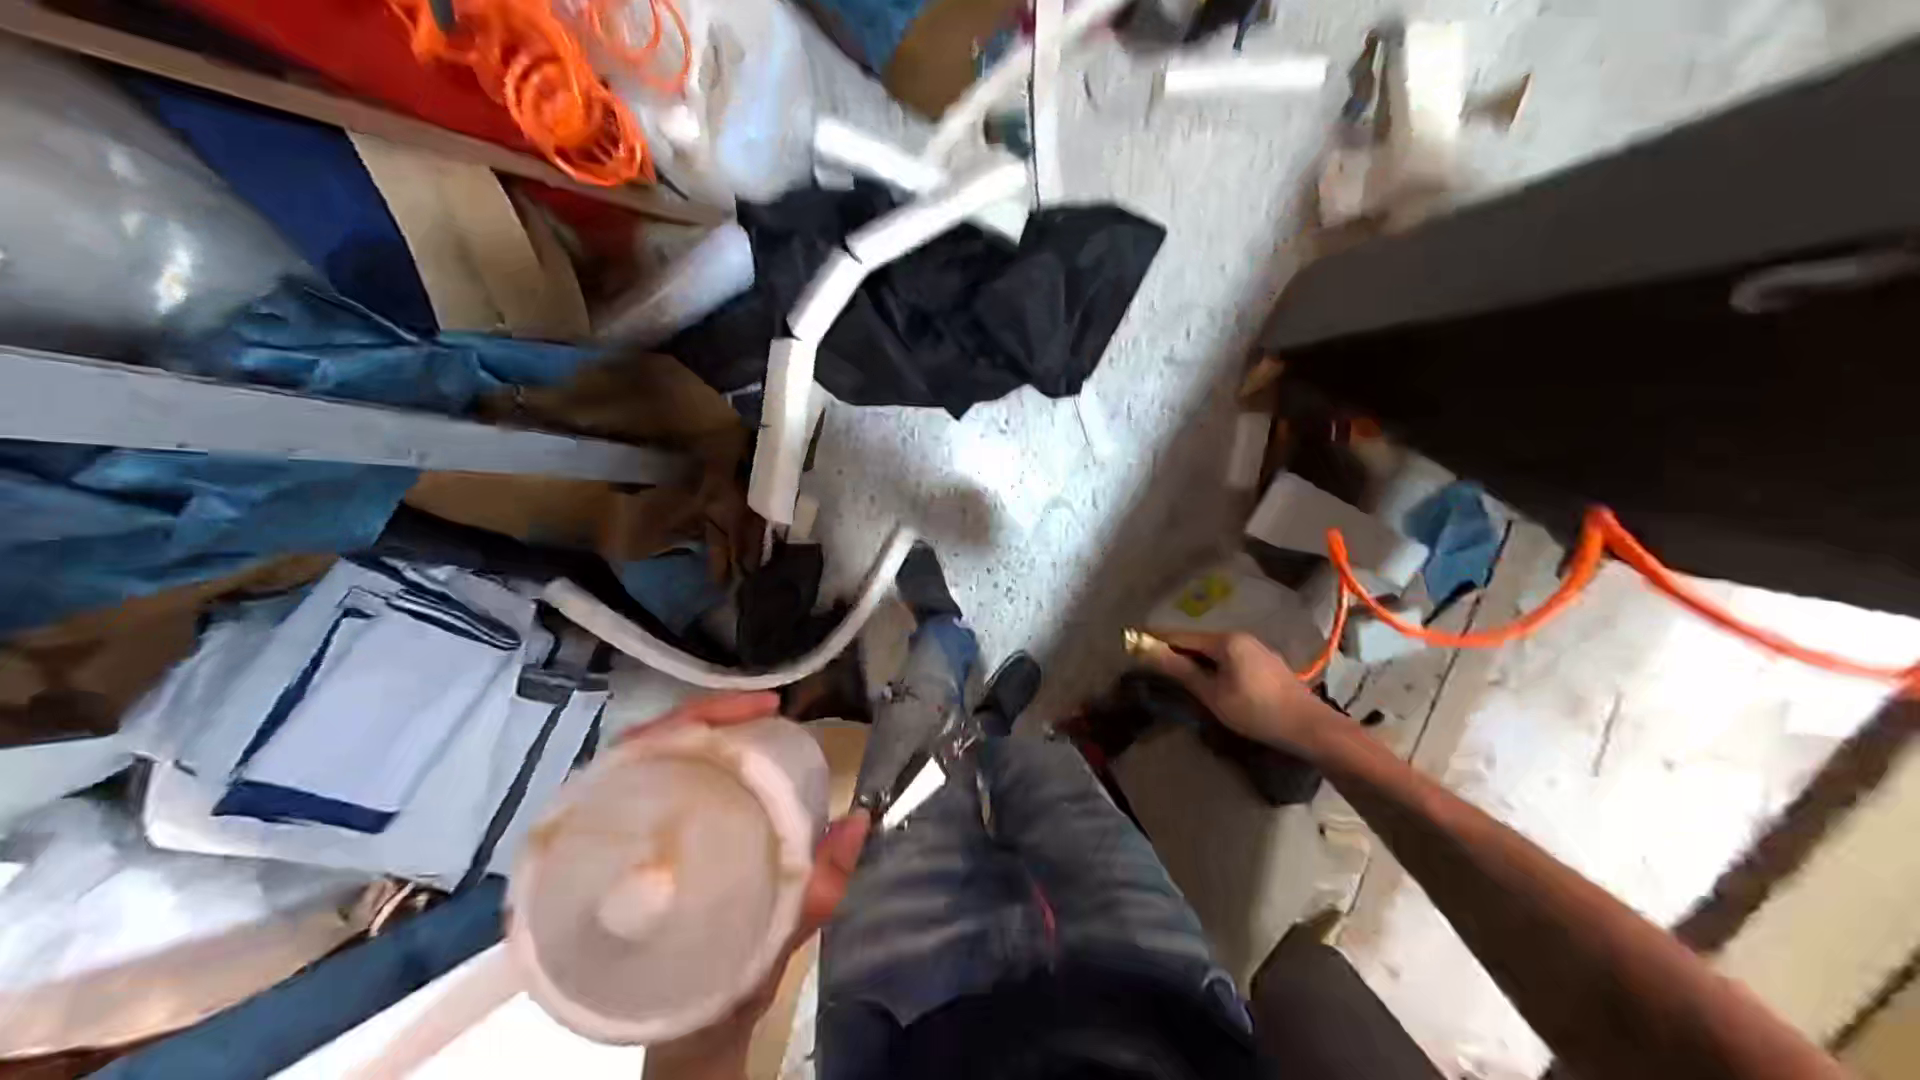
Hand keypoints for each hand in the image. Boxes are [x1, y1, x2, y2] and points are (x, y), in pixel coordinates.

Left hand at [626, 694, 871, 1079]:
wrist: (690, 1036)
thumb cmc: (711, 999)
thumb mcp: (763, 950)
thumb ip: (811, 893)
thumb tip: (858, 822)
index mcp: (611, 859)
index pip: (639, 755)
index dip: (694, 720)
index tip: (758, 709)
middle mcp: (614, 834)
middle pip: (655, 747)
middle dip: (713, 718)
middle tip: (770, 711)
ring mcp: (634, 834)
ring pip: (667, 760)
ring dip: (715, 734)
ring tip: (765, 722)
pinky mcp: (657, 838)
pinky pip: (681, 782)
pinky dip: (716, 760)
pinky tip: (749, 756)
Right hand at [1137, 631, 1346, 759]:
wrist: (1309, 728)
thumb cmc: (1256, 711)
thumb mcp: (1212, 694)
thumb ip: (1181, 671)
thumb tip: (1148, 652)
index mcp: (1225, 641)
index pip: (1181, 636)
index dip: (1157, 641)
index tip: (1134, 644)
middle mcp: (1240, 637)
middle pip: (1197, 641)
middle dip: (1175, 650)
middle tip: (1151, 664)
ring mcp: (1256, 648)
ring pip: (1214, 650)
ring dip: (1194, 659)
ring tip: (1176, 674)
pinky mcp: (1265, 663)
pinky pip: (1229, 658)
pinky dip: (1212, 665)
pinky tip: (1208, 681)